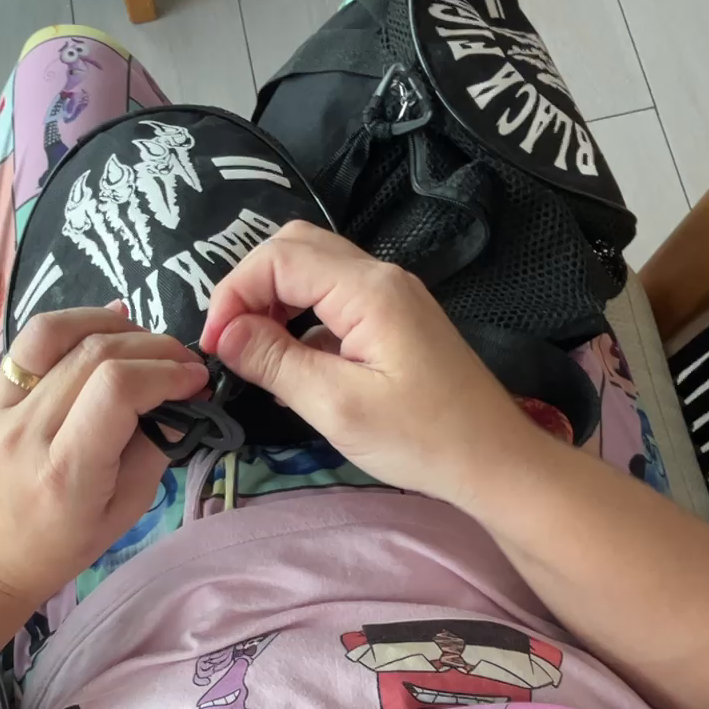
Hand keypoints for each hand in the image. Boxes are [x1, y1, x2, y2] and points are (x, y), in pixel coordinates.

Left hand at [0, 305, 207, 606]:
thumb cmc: (69, 539)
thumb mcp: (129, 506)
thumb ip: (157, 445)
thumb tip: (184, 393)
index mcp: (64, 472)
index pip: (116, 390)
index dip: (164, 372)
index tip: (195, 378)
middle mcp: (23, 433)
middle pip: (94, 353)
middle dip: (152, 346)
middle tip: (181, 360)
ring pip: (56, 331)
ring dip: (111, 324)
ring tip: (141, 339)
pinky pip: (32, 342)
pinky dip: (76, 329)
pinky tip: (105, 335)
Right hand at [200, 222, 541, 506]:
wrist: (494, 461)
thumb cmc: (421, 439)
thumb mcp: (337, 407)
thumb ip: (276, 362)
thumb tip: (225, 335)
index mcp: (368, 290)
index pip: (278, 258)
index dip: (234, 294)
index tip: (214, 346)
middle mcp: (380, 276)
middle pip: (295, 248)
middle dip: (250, 288)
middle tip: (231, 342)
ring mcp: (390, 294)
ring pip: (313, 269)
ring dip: (273, 301)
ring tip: (254, 351)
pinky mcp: (393, 318)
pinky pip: (332, 298)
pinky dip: (299, 318)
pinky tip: (291, 362)